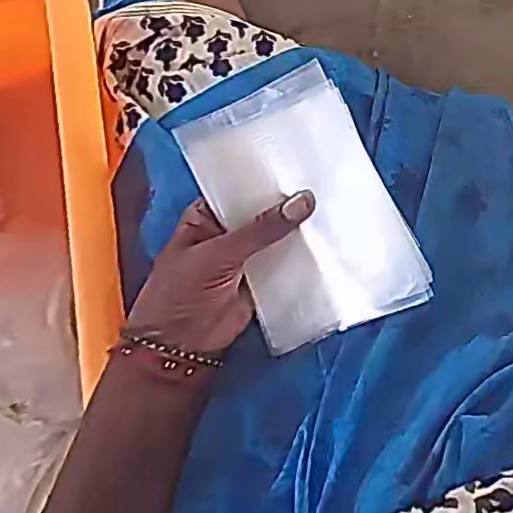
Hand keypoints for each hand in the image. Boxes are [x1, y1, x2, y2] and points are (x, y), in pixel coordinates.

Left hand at [124, 192, 314, 354]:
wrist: (180, 349)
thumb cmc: (181, 293)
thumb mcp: (219, 254)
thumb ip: (263, 229)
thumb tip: (305, 200)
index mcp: (207, 216)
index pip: (241, 188)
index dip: (267, 178)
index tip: (299, 164)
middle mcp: (229, 231)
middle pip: (264, 210)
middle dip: (289, 201)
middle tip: (323, 180)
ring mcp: (248, 254)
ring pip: (278, 234)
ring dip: (299, 225)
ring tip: (332, 202)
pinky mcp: (264, 276)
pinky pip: (287, 257)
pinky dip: (304, 250)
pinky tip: (327, 234)